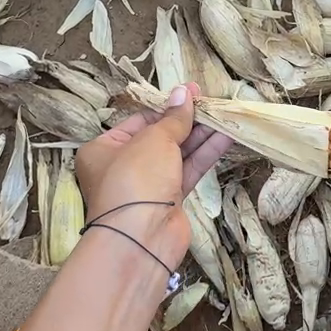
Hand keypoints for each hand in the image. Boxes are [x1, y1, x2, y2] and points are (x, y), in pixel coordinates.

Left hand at [74, 83, 231, 266]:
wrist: (140, 239)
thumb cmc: (135, 179)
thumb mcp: (154, 139)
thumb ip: (174, 117)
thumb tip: (184, 91)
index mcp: (105, 149)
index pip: (140, 120)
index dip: (168, 106)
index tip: (192, 92)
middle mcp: (123, 166)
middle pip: (161, 136)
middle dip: (188, 120)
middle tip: (212, 101)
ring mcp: (147, 185)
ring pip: (178, 153)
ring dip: (201, 135)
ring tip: (224, 114)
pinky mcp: (169, 201)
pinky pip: (188, 170)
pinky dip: (205, 153)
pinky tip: (226, 136)